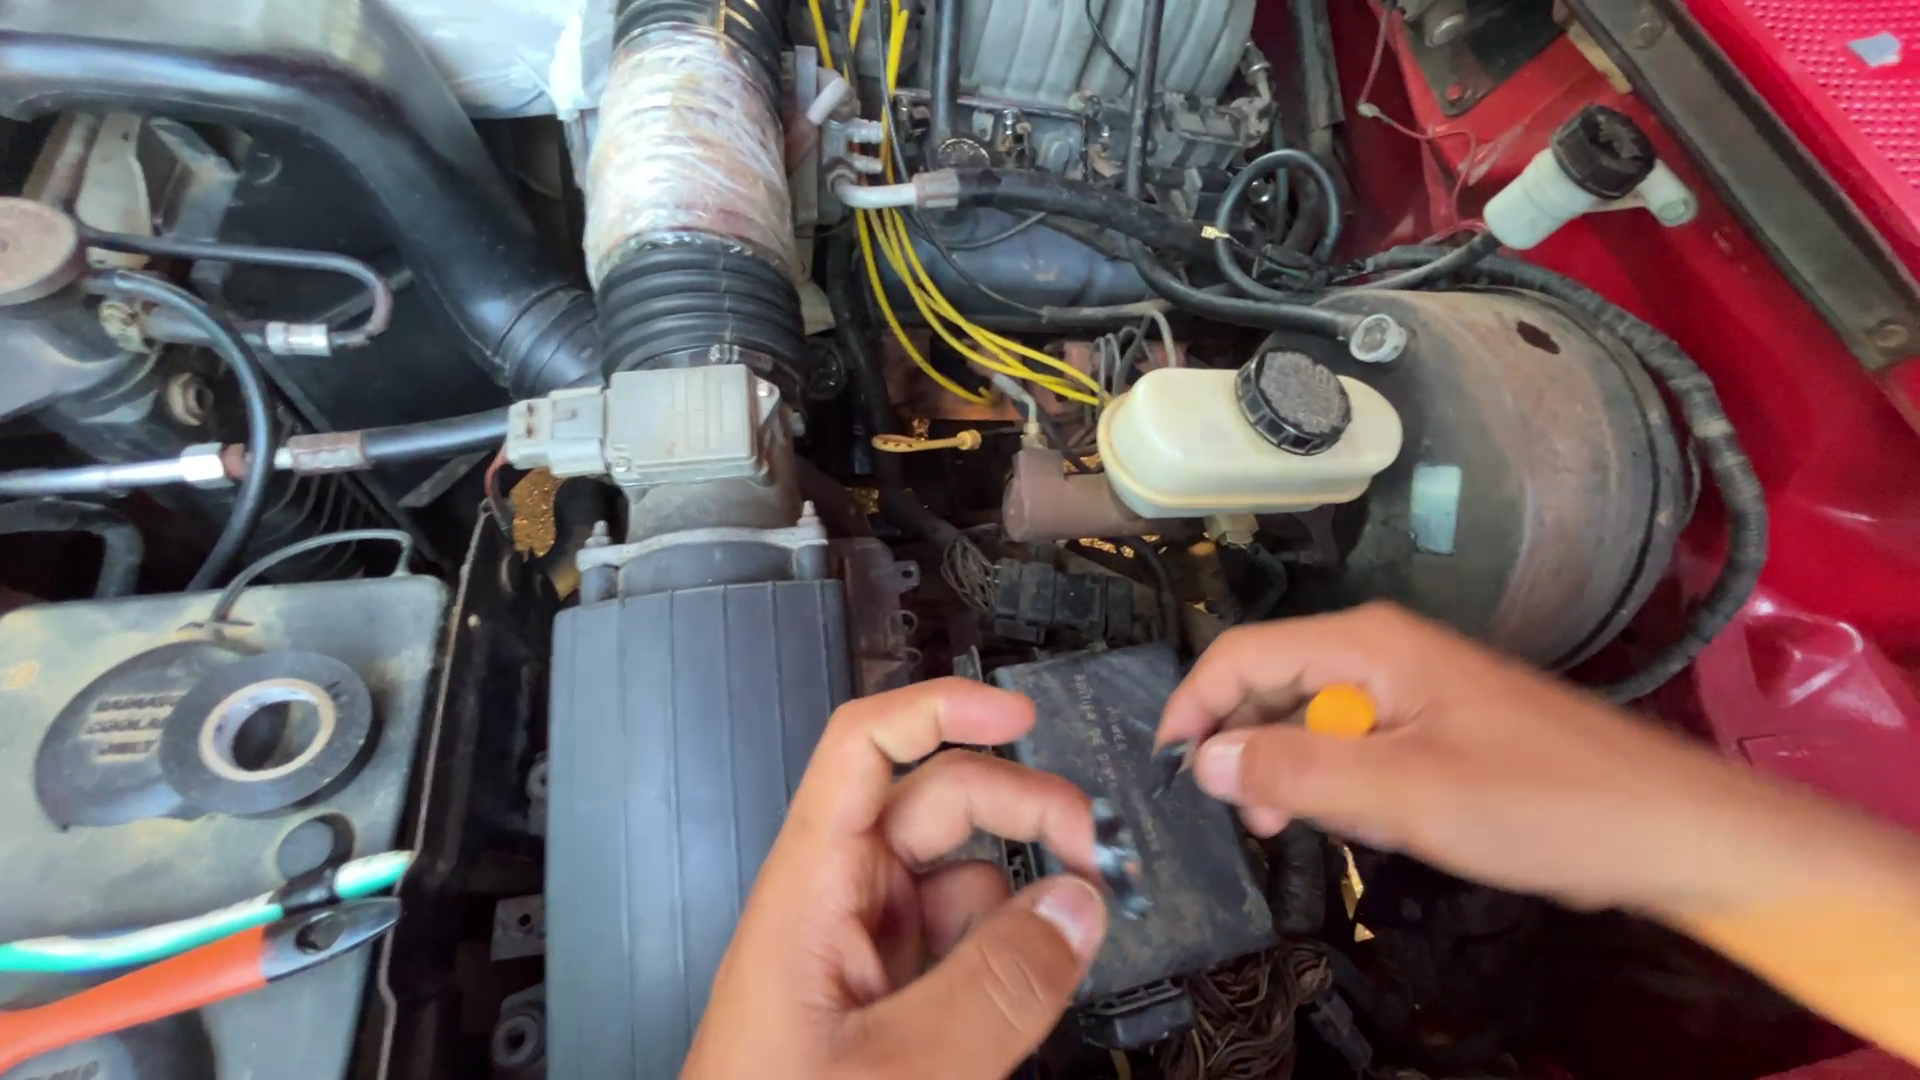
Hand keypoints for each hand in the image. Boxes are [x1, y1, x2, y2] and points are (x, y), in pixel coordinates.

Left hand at [685, 679, 1109, 1079]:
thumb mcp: (899, 1069)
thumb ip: (996, 988)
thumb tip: (1079, 905)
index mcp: (814, 882)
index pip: (863, 747)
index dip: (938, 710)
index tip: (1020, 715)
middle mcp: (844, 892)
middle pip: (940, 798)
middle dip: (1023, 804)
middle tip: (1098, 850)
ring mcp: (874, 939)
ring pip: (966, 869)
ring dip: (1029, 883)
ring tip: (1080, 927)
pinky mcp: (899, 984)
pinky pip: (971, 933)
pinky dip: (1016, 941)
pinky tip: (1040, 978)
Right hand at [1155, 603, 1915, 917]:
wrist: (1682, 834)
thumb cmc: (1540, 804)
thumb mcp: (1405, 796)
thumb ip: (1296, 771)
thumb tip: (1205, 761)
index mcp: (1362, 645)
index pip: (1240, 655)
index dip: (1194, 706)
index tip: (1171, 767)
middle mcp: (1373, 650)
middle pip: (1268, 682)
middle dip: (1242, 744)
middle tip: (1242, 816)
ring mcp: (1401, 682)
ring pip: (1306, 715)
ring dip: (1288, 768)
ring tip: (1297, 828)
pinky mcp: (1425, 717)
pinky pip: (1349, 738)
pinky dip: (1334, 778)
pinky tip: (1360, 822)